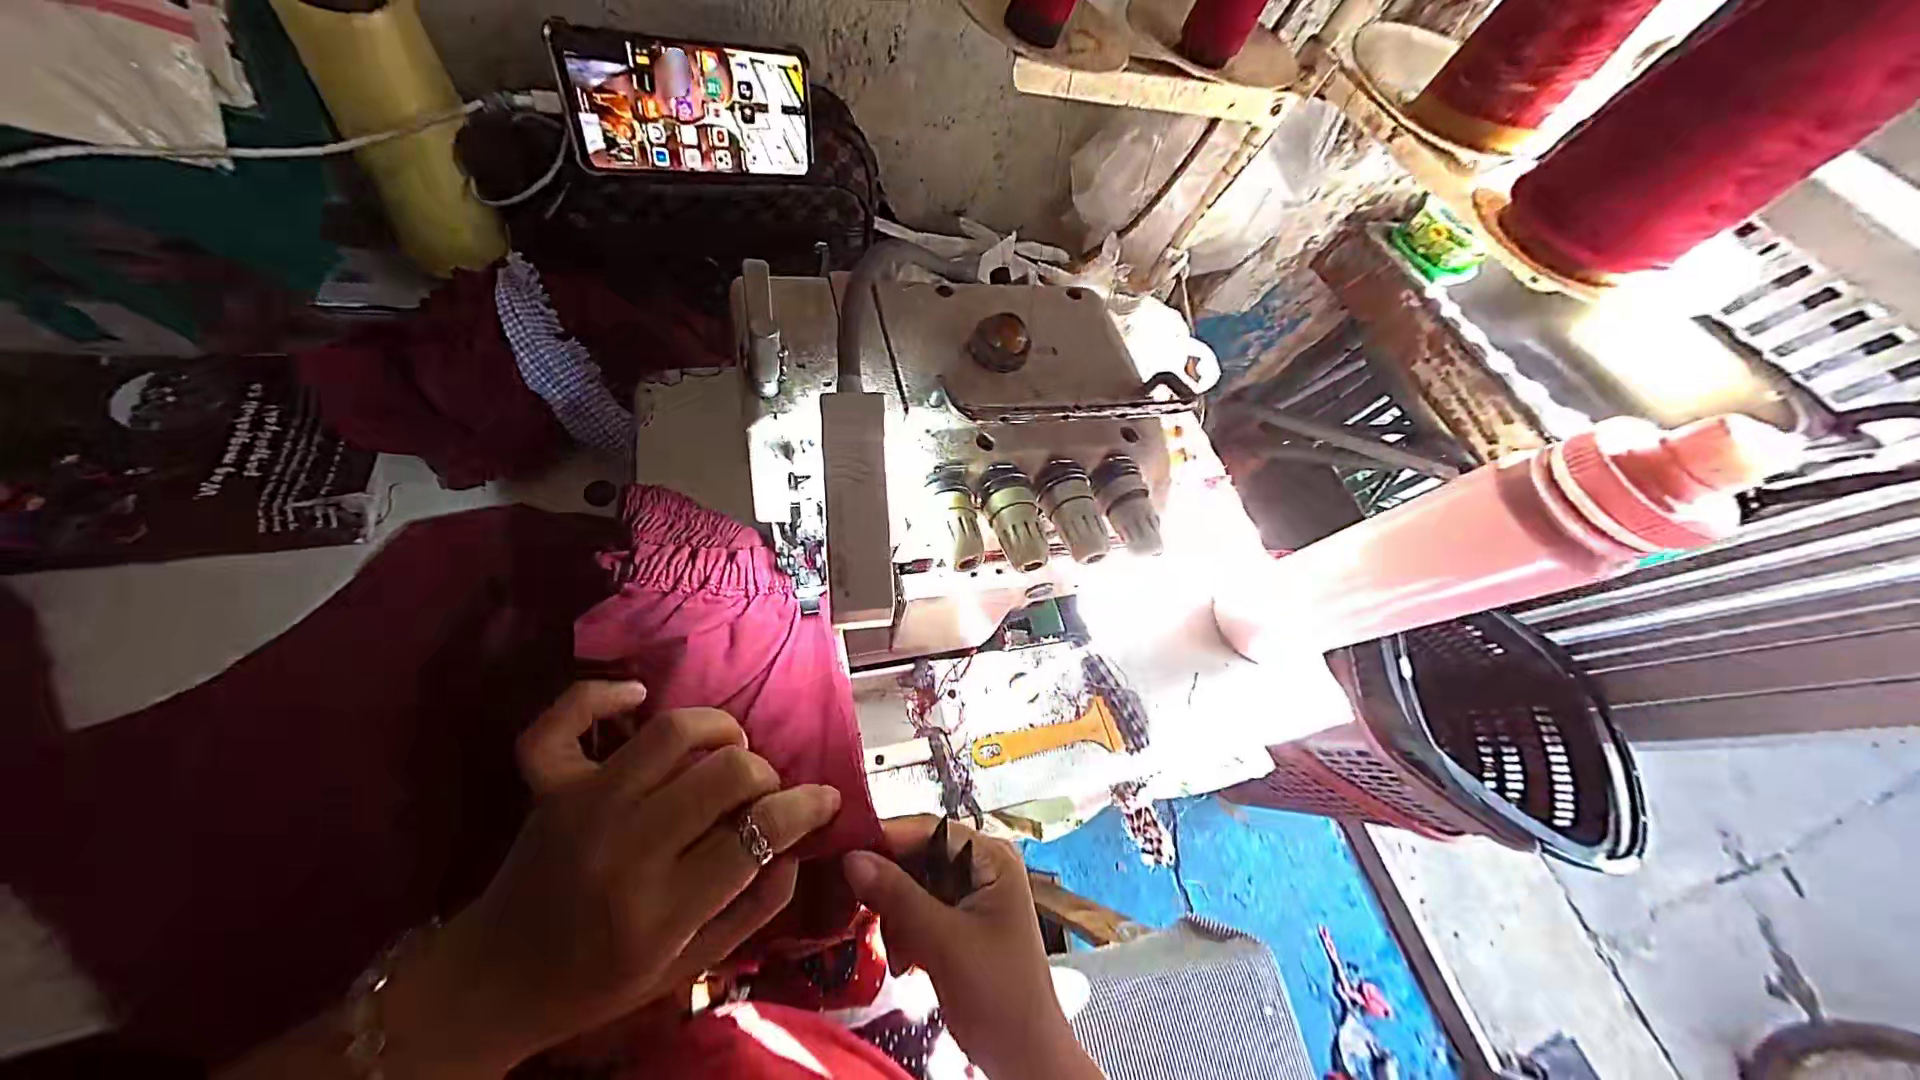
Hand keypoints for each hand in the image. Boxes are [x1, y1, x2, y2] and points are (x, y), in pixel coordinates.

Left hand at [383, 681, 843, 1071]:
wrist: (495, 982)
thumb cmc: (601, 979)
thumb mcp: (690, 965)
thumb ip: (757, 908)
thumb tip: (796, 847)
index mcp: (661, 909)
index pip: (758, 832)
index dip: (806, 807)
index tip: (824, 799)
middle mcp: (623, 849)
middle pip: (725, 773)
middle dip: (764, 775)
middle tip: (762, 792)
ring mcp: (581, 808)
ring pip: (671, 732)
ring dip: (717, 729)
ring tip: (726, 749)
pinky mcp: (549, 787)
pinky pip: (565, 722)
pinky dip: (599, 696)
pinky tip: (636, 694)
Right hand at [842, 817, 1101, 1079]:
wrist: (1025, 1060)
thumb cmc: (998, 994)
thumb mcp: (943, 942)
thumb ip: (897, 896)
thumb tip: (851, 858)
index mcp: (991, 856)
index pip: (929, 829)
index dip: (885, 838)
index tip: (842, 852)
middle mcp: (982, 864)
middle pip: (918, 855)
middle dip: (890, 887)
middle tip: (862, 912)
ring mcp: (972, 892)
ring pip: (913, 883)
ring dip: (896, 915)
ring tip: (897, 953)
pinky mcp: (959, 920)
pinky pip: (918, 908)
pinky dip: (904, 930)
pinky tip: (904, 960)